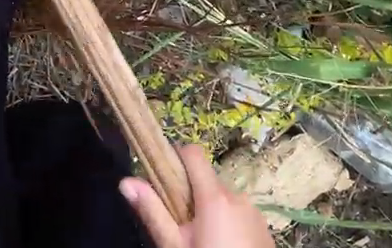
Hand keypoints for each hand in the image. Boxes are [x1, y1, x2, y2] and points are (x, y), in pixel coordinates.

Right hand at [120, 145, 272, 247]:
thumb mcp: (175, 246)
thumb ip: (153, 211)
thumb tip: (125, 182)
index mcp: (214, 196)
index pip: (193, 153)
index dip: (177, 158)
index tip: (165, 179)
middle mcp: (238, 196)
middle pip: (207, 180)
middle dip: (192, 194)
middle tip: (181, 225)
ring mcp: (255, 213)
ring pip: (224, 199)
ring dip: (211, 210)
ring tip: (203, 240)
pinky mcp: (266, 230)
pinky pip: (240, 215)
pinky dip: (229, 223)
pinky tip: (223, 247)